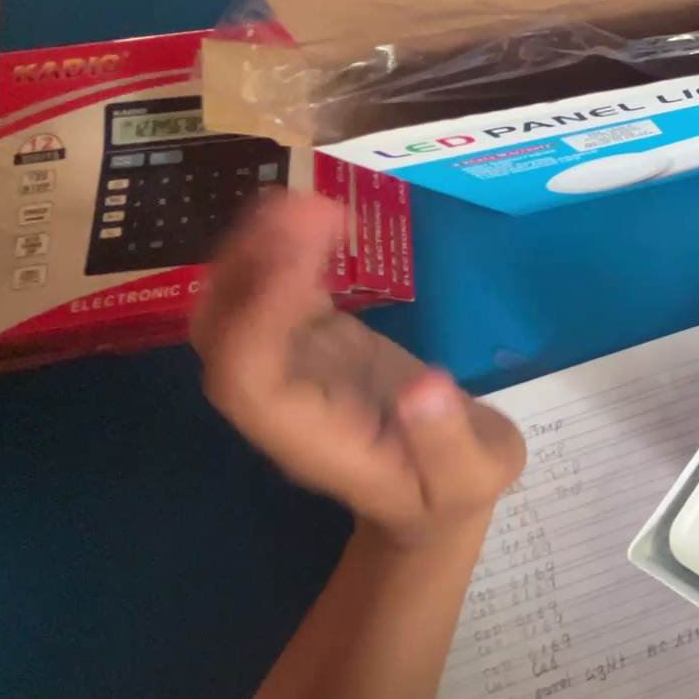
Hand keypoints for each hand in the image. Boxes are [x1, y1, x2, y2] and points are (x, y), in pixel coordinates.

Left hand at [193, 194, 525, 544]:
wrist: (435, 499)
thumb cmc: (454, 490)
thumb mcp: (471, 475)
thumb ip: (447, 439)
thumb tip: (428, 383)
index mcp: (311, 437)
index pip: (250, 378)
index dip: (261, 317)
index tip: (306, 259)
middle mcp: (284, 400)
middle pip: (226, 337)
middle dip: (248, 269)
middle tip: (300, 205)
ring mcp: (297, 371)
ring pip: (243, 311)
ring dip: (259, 252)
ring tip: (303, 198)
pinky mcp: (320, 349)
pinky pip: (283, 300)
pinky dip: (289, 257)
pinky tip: (321, 219)